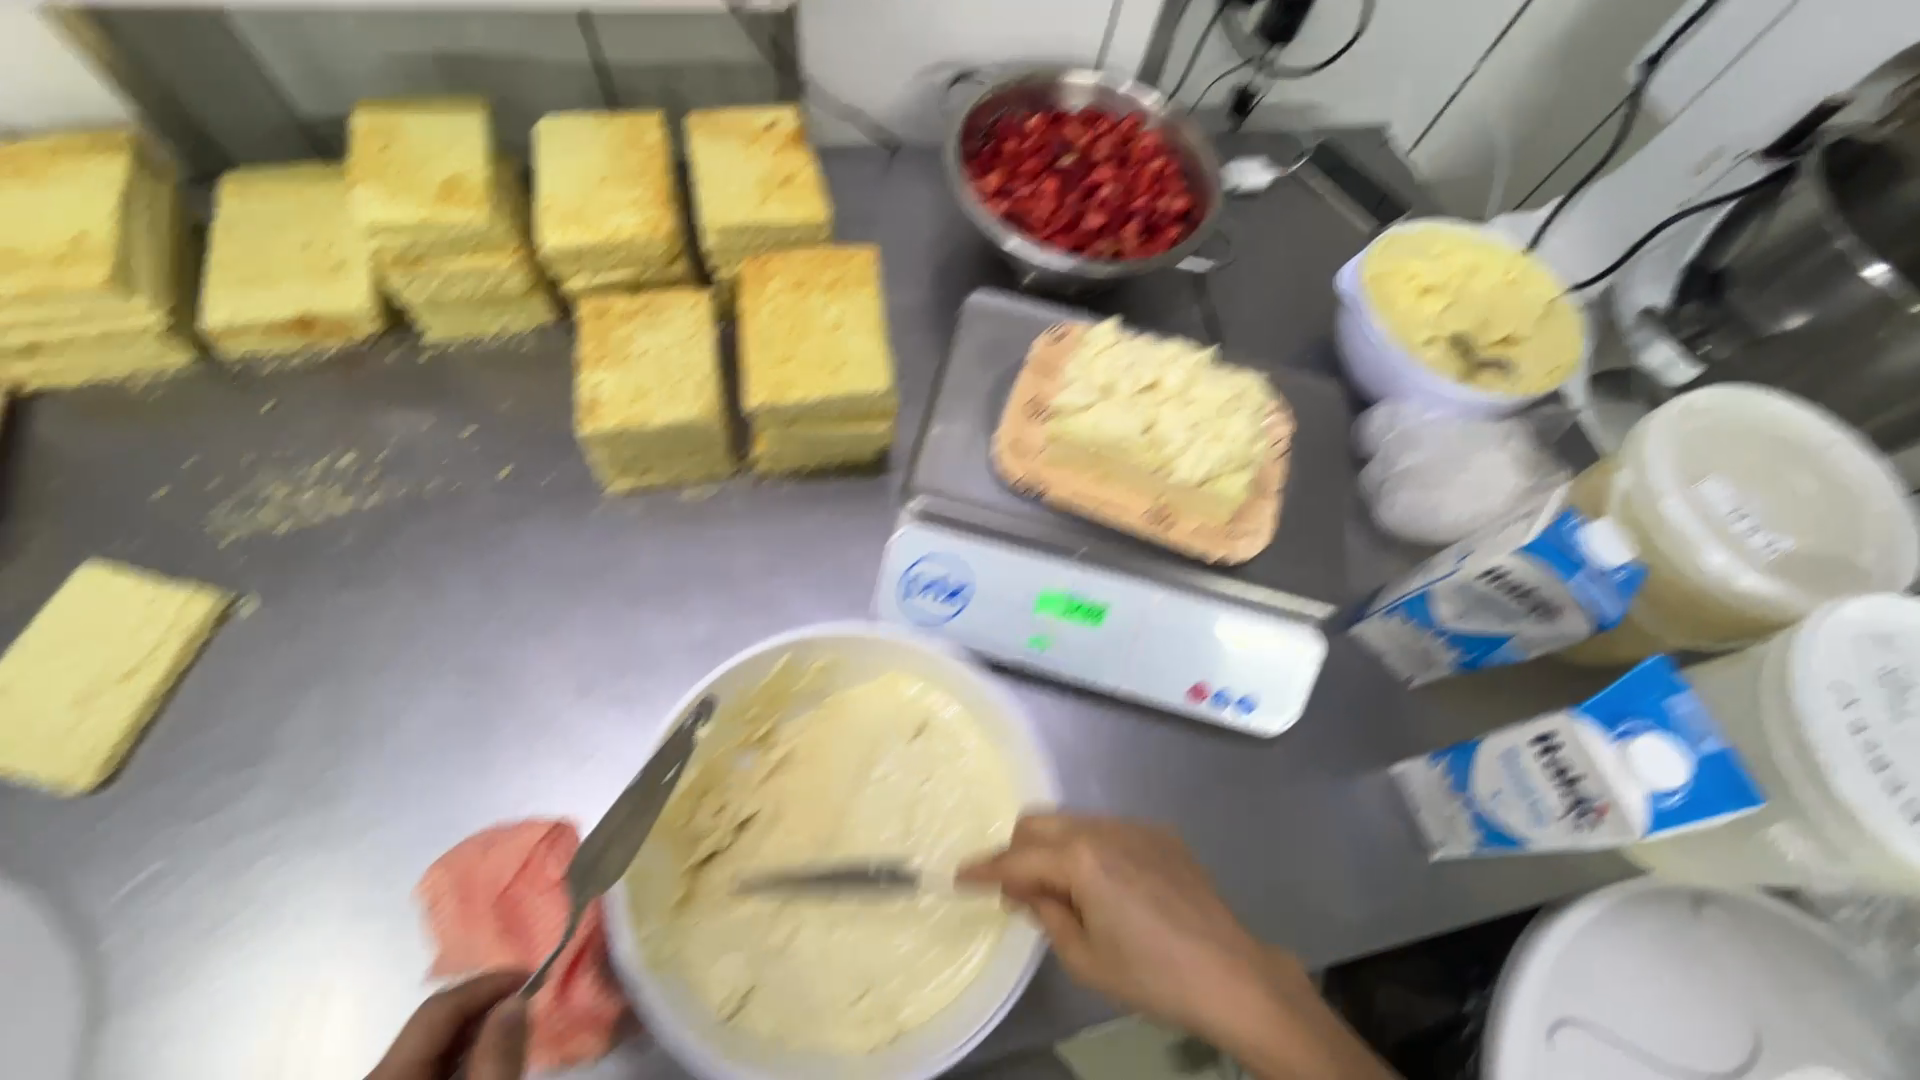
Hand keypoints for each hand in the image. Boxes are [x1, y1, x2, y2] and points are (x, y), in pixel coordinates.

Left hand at [366, 971, 529, 1079]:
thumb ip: (496, 1058)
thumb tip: (516, 1000)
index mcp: (388, 1073)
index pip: (440, 1007)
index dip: (488, 985)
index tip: (533, 976)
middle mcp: (377, 1073)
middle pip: (434, 1020)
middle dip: (484, 1003)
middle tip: (528, 998)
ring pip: (432, 1038)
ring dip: (476, 1026)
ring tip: (513, 1024)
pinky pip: (427, 1058)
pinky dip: (461, 1049)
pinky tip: (485, 1054)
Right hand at [959, 814, 1397, 1079]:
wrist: (1230, 973)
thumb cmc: (1151, 976)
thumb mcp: (1085, 958)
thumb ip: (1046, 913)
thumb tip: (1026, 891)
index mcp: (1080, 859)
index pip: (1017, 859)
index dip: (985, 870)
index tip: (960, 876)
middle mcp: (1104, 828)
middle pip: (1040, 822)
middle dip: (1017, 850)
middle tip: (1014, 889)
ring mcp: (1135, 827)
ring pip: (1074, 821)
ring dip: (1054, 847)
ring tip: (1062, 889)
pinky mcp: (1161, 834)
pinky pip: (1108, 830)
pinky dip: (1090, 848)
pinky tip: (1105, 884)